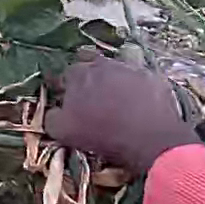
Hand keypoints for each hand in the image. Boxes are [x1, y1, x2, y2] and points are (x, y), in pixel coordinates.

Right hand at [44, 49, 198, 171]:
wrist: (149, 140)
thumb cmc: (101, 134)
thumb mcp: (63, 131)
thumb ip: (51, 117)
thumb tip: (52, 111)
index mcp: (78, 74)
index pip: (66, 74)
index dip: (66, 87)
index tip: (68, 100)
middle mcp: (103, 64)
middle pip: (91, 63)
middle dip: (89, 75)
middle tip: (92, 95)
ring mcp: (130, 68)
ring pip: (117, 68)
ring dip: (114, 79)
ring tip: (117, 99)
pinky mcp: (153, 78)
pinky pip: (141, 79)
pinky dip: (137, 88)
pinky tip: (139, 103)